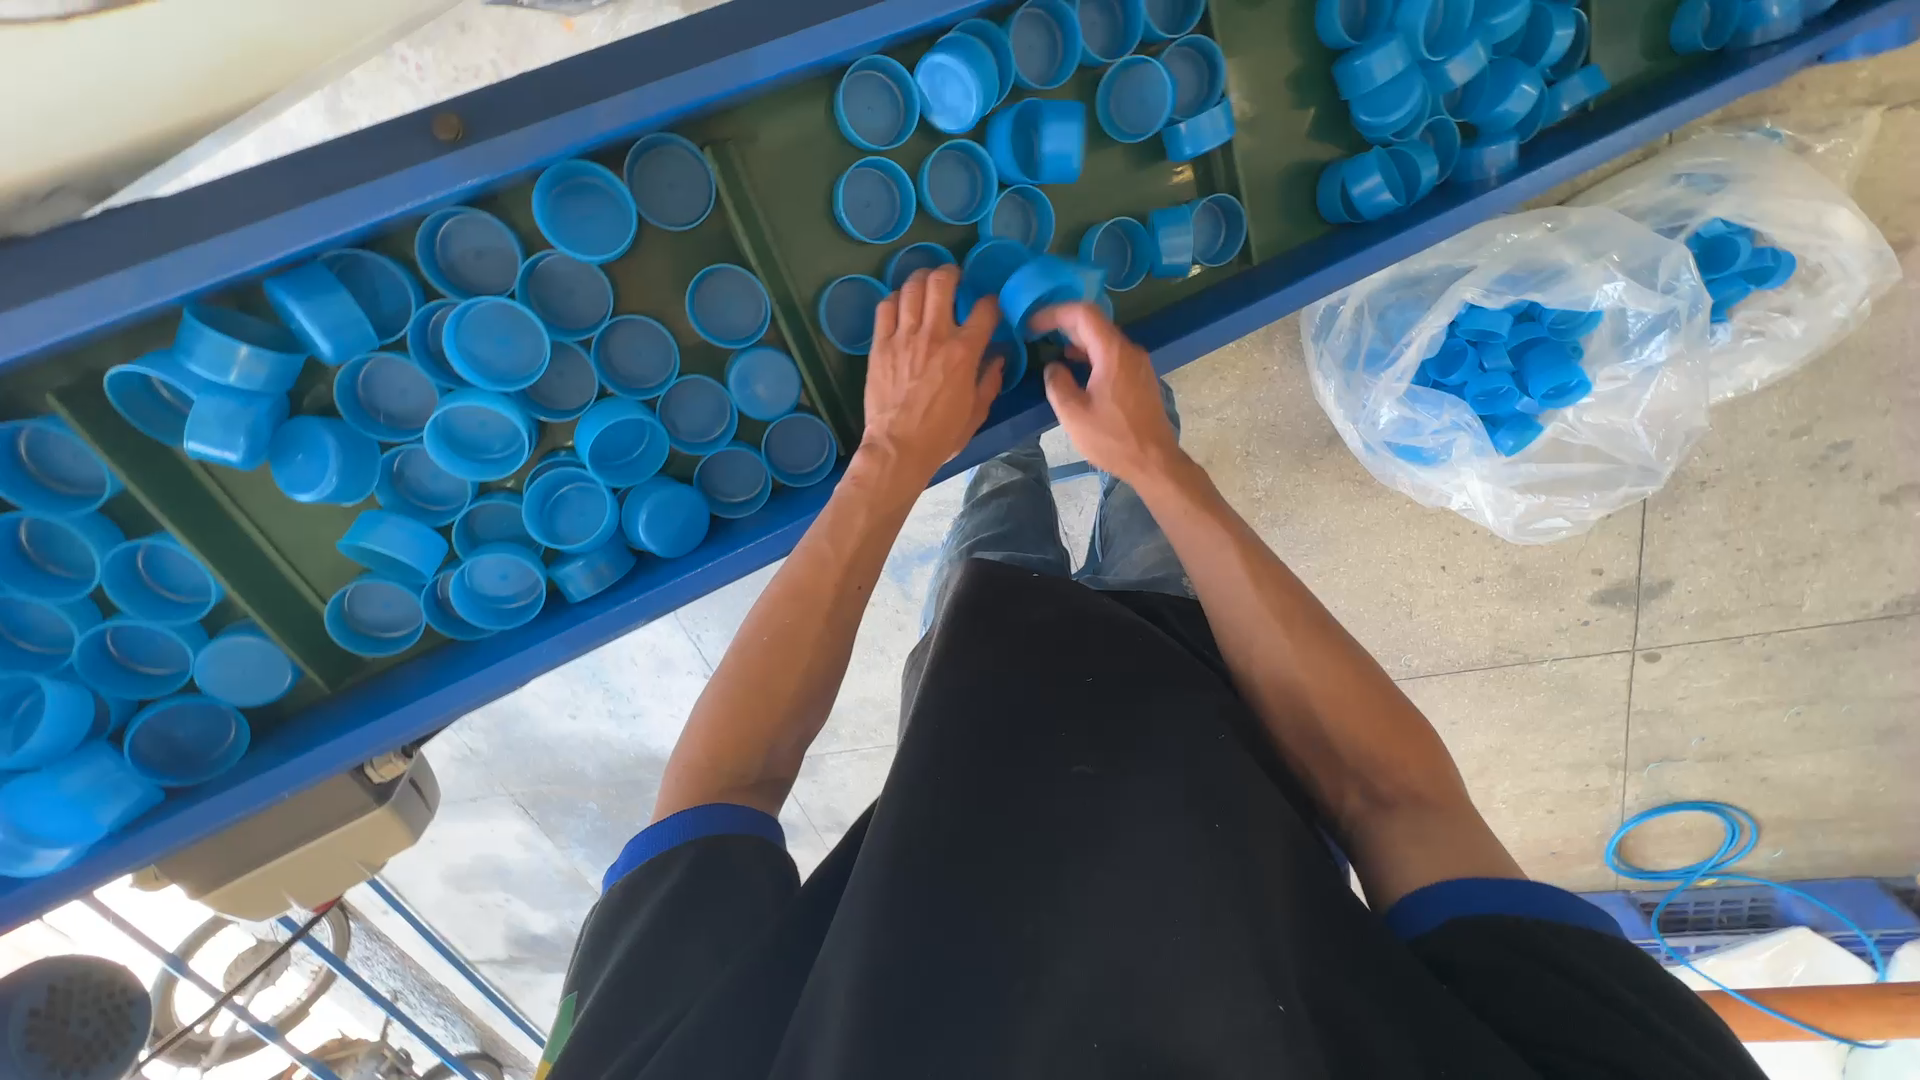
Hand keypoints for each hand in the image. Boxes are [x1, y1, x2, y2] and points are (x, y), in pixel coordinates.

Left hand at [859, 266, 1002, 481]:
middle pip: (943, 282)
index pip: (985, 308)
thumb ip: (990, 381)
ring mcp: (904, 337)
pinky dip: (895, 298)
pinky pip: (885, 307)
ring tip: (927, 282)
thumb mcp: (976, 412)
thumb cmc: (941, 435)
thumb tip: (999, 358)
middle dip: (952, 273)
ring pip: (912, 287)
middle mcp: (935, 335)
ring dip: (922, 278)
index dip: (991, 301)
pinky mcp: (880, 345)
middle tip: (954, 278)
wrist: (898, 448)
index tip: (990, 305)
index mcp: (964, 351)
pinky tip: (901, 303)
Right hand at [1032, 302, 1183, 487]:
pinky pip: (1112, 356)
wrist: (1153, 461)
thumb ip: (1057, 384)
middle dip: (1063, 325)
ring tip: (1052, 352)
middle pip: (1094, 324)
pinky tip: (1076, 370)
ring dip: (1077, 342)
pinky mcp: (1140, 378)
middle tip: (1036, 335)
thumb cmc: (1112, 439)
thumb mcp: (1073, 414)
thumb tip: (1053, 367)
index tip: (1032, 324)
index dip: (1054, 313)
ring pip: (1104, 340)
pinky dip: (1090, 356)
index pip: (1083, 314)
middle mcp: (1129, 351)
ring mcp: (1138, 364)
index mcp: (1113, 353)